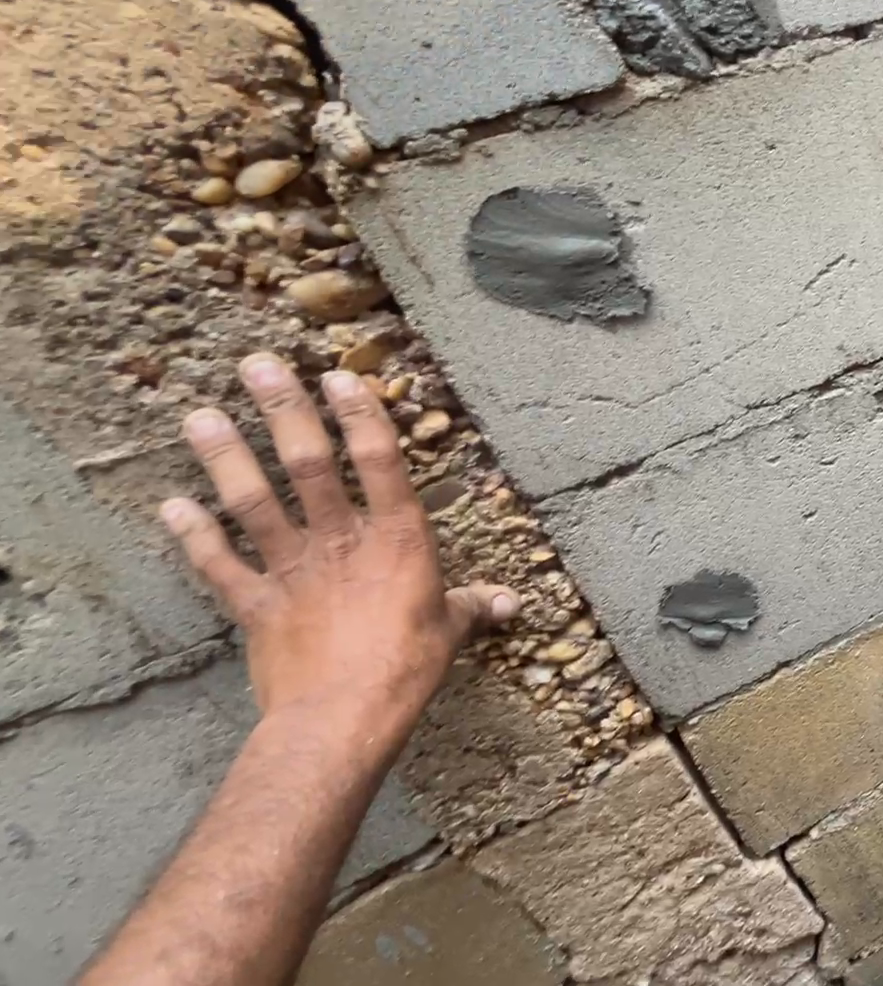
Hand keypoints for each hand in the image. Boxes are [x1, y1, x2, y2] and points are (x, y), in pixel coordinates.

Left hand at [161, 353, 516, 740]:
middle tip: (258, 365)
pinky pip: (217, 564)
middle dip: (282, 412)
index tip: (340, 378)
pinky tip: (171, 506)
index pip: (379, 463)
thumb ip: (477, 605)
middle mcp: (341, 540)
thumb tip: (512, 602)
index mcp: (399, 539)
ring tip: (199, 415)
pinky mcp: (253, 604)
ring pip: (252, 502)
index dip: (360, 417)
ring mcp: (290, 569)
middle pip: (308, 465)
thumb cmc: (410, 665)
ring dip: (223, 457)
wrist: (343, 716)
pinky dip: (191, 536)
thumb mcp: (455, 629)